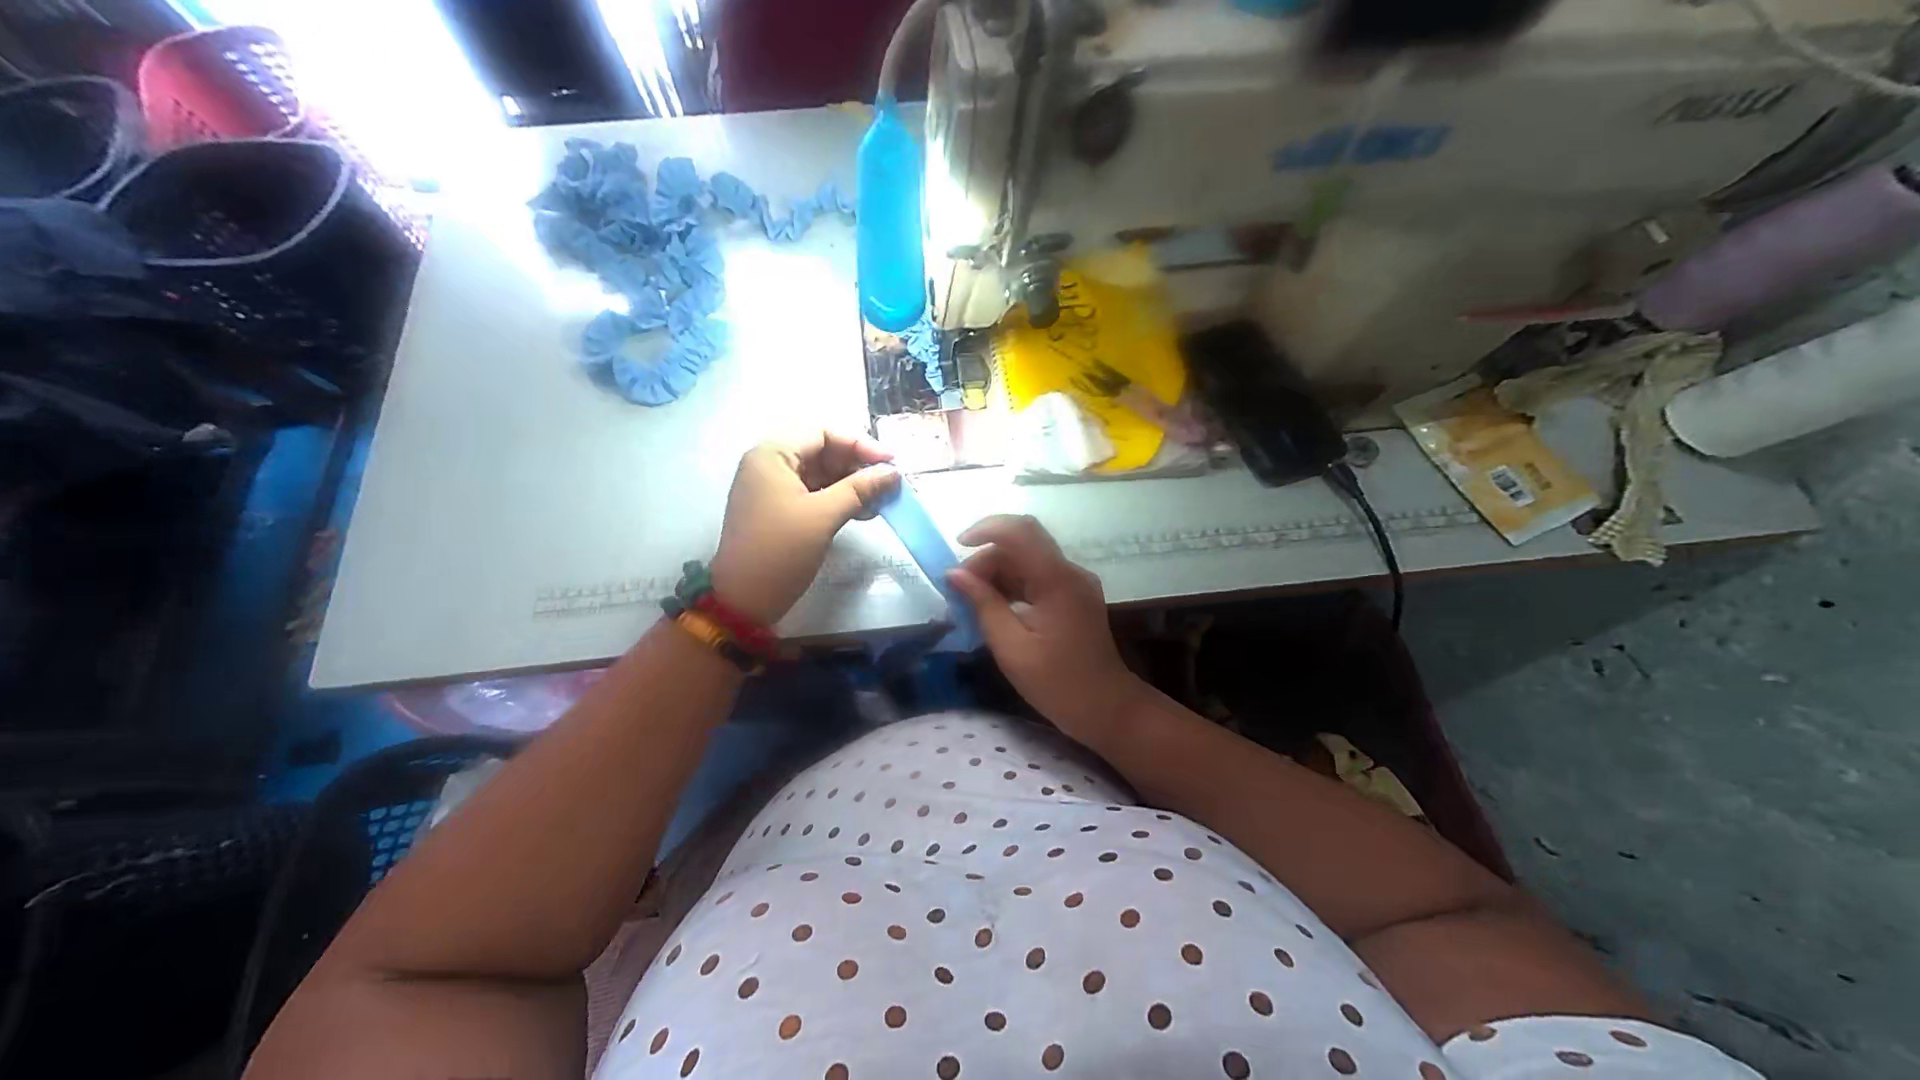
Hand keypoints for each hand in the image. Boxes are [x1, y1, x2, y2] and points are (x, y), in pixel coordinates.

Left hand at [711, 432, 897, 624]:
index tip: (891, 463)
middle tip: (890, 484)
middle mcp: (769, 465)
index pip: (823, 434)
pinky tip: (863, 513)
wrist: (743, 600)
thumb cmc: (781, 550)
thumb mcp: (824, 516)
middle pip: (822, 452)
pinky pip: (813, 494)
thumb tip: (893, 472)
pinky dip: (838, 500)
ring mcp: (771, 489)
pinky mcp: (777, 511)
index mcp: (772, 455)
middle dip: (858, 467)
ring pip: (820, 475)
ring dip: (852, 485)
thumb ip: (860, 489)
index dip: (860, 444)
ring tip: (881, 502)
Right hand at [945, 514, 1148, 740]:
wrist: (1106, 708)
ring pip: (1029, 559)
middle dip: (986, 558)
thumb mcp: (1011, 648)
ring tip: (972, 602)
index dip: (985, 529)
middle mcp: (1070, 572)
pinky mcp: (1075, 596)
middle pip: (1023, 543)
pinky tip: (995, 607)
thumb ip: (983, 605)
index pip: (1020, 531)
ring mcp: (1076, 583)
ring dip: (997, 572)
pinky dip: (1013, 583)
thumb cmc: (1057, 684)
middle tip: (960, 591)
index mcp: (1057, 580)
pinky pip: (1038, 576)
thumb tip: (955, 574)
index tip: (957, 548)